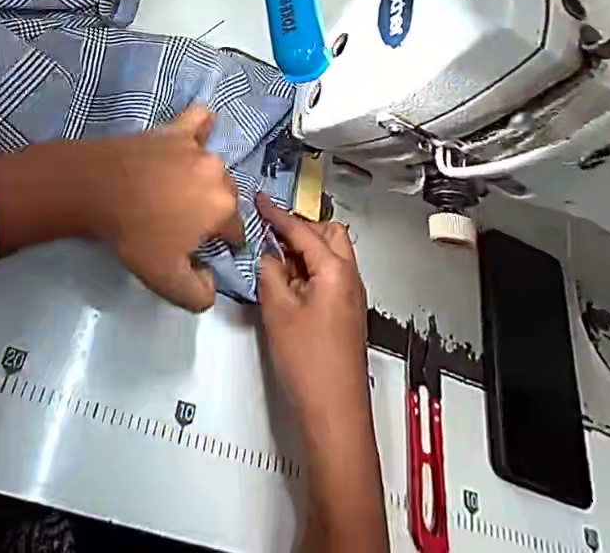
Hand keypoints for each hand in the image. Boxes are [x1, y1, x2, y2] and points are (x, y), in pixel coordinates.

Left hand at [0, 105, 244, 311]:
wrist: (97, 188)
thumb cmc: (134, 233)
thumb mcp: (166, 280)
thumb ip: (200, 294)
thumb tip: (211, 280)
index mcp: (223, 208)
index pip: (236, 232)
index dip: (222, 244)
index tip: (200, 248)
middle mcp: (218, 173)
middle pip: (226, 197)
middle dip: (212, 212)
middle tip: (182, 222)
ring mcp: (197, 148)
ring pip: (213, 166)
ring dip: (204, 179)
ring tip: (178, 190)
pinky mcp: (175, 129)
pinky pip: (199, 119)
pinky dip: (201, 127)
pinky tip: (194, 136)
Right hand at [256, 193, 371, 447]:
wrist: (334, 412)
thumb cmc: (307, 359)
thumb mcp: (277, 309)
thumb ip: (269, 272)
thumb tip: (266, 254)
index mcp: (335, 270)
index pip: (303, 231)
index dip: (277, 213)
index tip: (259, 198)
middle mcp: (350, 277)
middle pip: (329, 234)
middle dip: (300, 226)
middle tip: (269, 230)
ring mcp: (351, 296)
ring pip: (331, 254)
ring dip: (305, 247)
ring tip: (273, 254)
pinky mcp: (346, 312)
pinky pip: (329, 274)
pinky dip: (309, 266)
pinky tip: (286, 279)